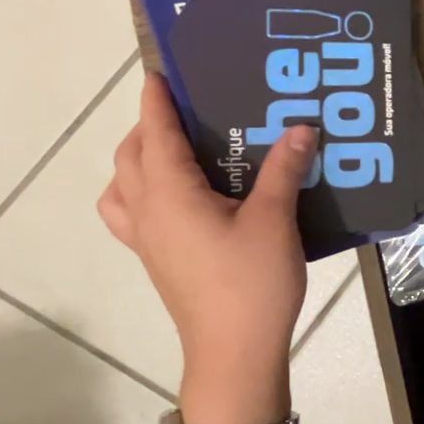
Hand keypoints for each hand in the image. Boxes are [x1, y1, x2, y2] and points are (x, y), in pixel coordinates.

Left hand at [98, 72, 317, 423]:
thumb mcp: (275, 220)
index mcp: (170, 195)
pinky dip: (143, 193)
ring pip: (123, 187)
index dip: (156, 102)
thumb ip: (283, 171)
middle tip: (186, 112)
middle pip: (130, 158)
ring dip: (138, 161)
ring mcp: (146, 240)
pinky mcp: (158, 260)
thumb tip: (300, 128)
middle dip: (148, 128)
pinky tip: (181, 200)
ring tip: (175, 153)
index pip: (156, 135)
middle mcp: (147, 212)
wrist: (234, 350)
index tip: (158, 73)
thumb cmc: (252, 282)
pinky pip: (132, 213)